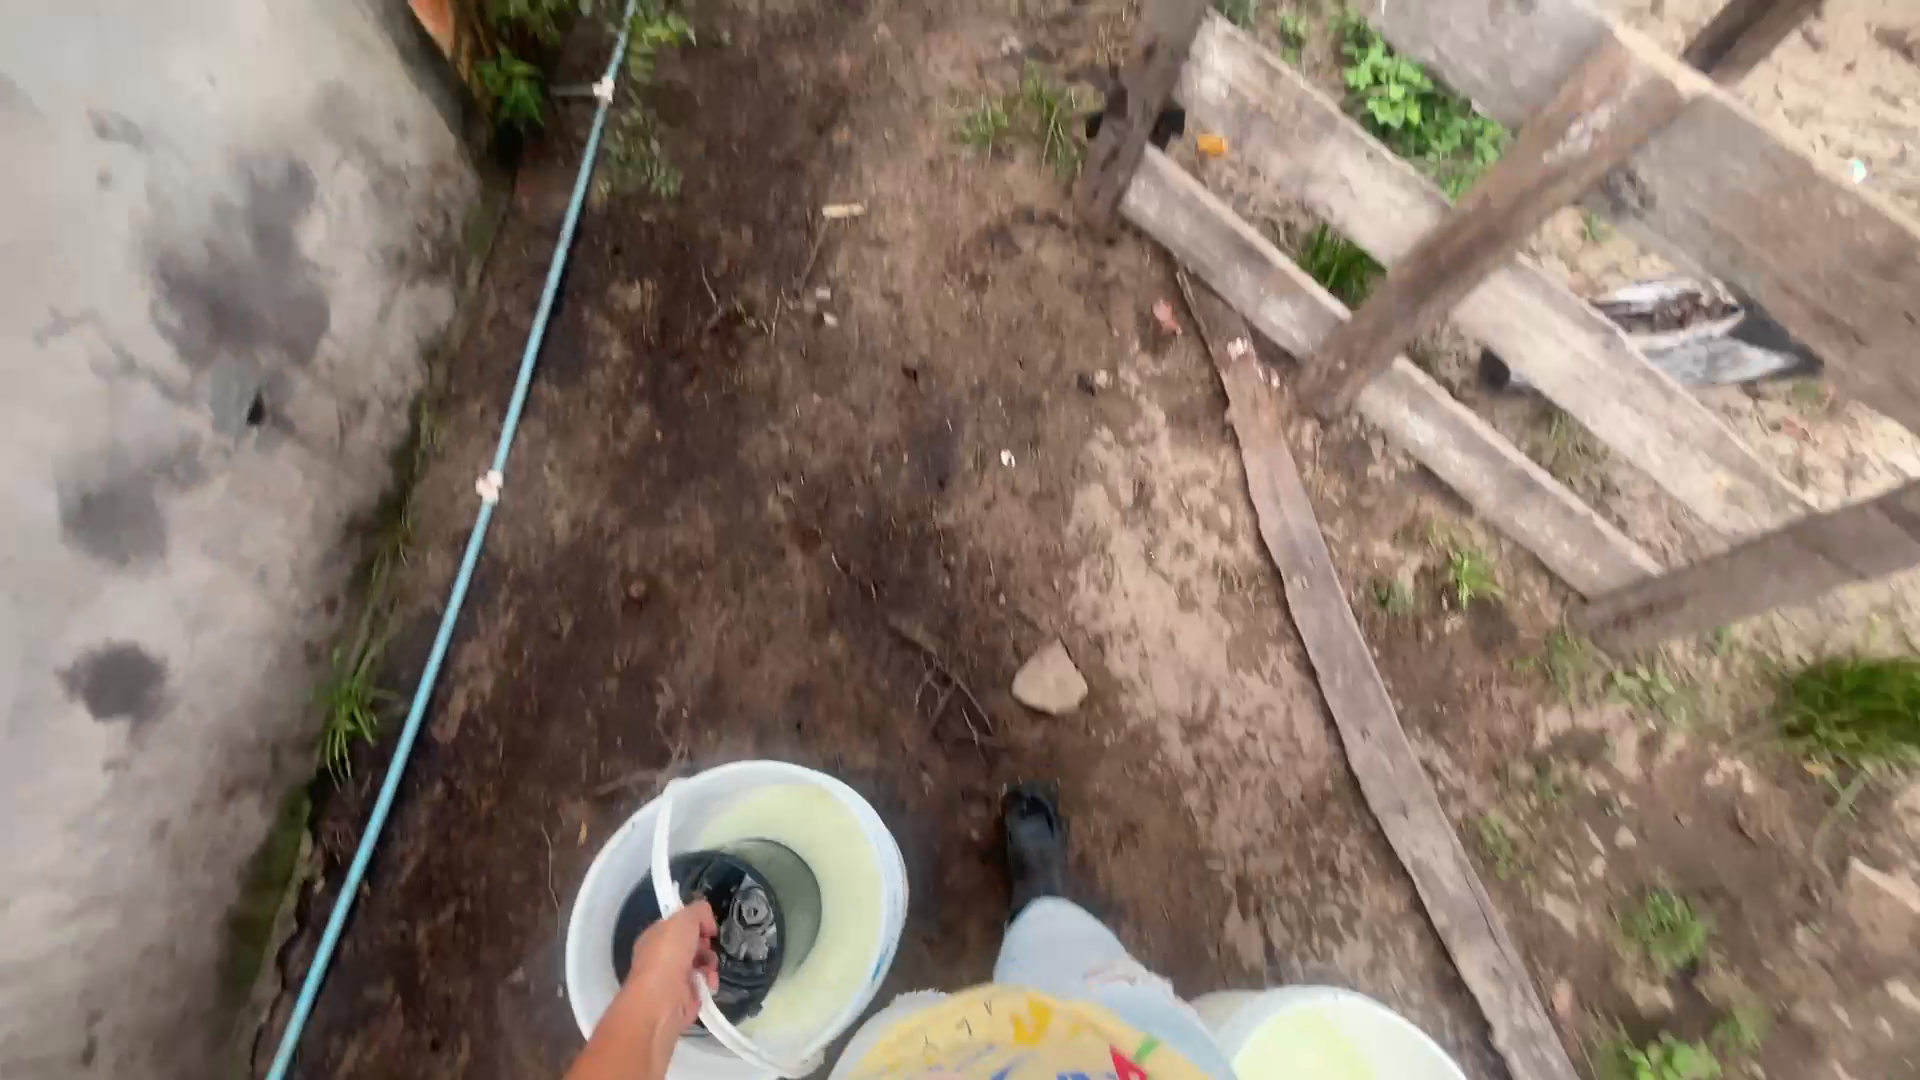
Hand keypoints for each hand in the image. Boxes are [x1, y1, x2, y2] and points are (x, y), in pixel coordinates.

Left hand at [627, 899, 721, 1028]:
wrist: (661, 1000)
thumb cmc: (668, 953)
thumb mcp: (685, 918)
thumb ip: (700, 910)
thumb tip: (708, 924)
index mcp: (656, 936)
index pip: (679, 924)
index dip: (696, 922)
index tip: (707, 926)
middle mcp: (663, 956)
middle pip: (693, 943)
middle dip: (706, 943)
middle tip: (707, 945)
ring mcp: (673, 978)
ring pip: (701, 962)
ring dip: (710, 962)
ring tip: (709, 967)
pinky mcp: (685, 997)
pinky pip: (704, 983)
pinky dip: (709, 981)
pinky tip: (708, 982)